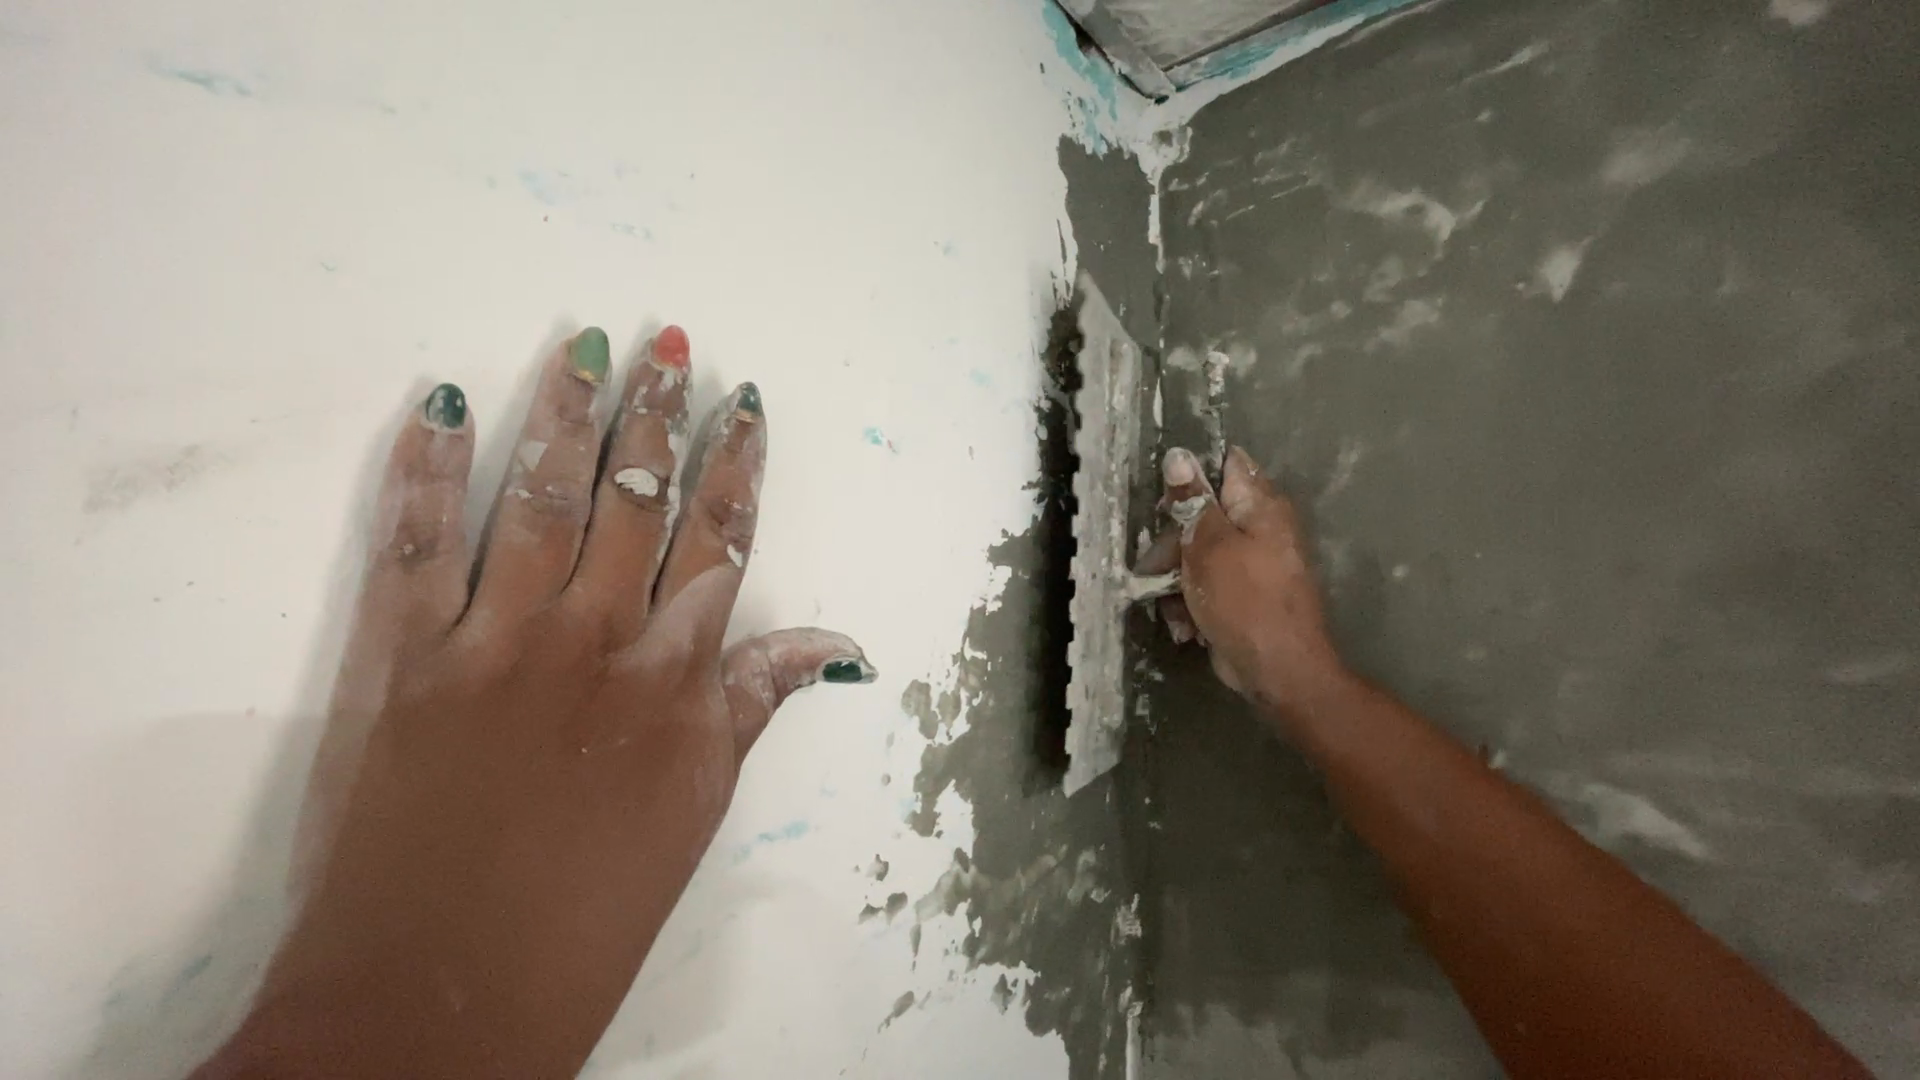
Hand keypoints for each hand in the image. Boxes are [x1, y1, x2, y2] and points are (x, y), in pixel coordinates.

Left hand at [202, 326, 874, 1078]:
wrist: (444, 996)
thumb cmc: (595, 903)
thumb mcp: (701, 801)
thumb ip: (755, 703)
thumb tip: (835, 647)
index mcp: (675, 677)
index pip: (722, 542)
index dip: (738, 465)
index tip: (747, 403)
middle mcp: (598, 637)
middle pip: (638, 500)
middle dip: (659, 414)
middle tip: (671, 340)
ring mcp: (499, 640)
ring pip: (541, 499)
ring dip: (565, 414)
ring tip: (584, 343)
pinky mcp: (405, 660)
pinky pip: (416, 547)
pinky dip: (427, 473)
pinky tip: (442, 405)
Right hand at [1136, 446, 1341, 705]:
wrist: (1278, 671)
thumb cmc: (1245, 601)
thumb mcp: (1209, 547)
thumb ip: (1192, 503)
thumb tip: (1178, 456)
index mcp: (1260, 507)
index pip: (1226, 467)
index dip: (1192, 477)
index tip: (1166, 502)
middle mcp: (1260, 529)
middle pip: (1204, 516)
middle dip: (1173, 542)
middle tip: (1154, 565)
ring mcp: (1252, 565)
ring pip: (1198, 555)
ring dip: (1177, 580)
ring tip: (1169, 604)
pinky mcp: (1242, 596)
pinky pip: (1207, 587)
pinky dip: (1192, 603)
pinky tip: (1185, 625)